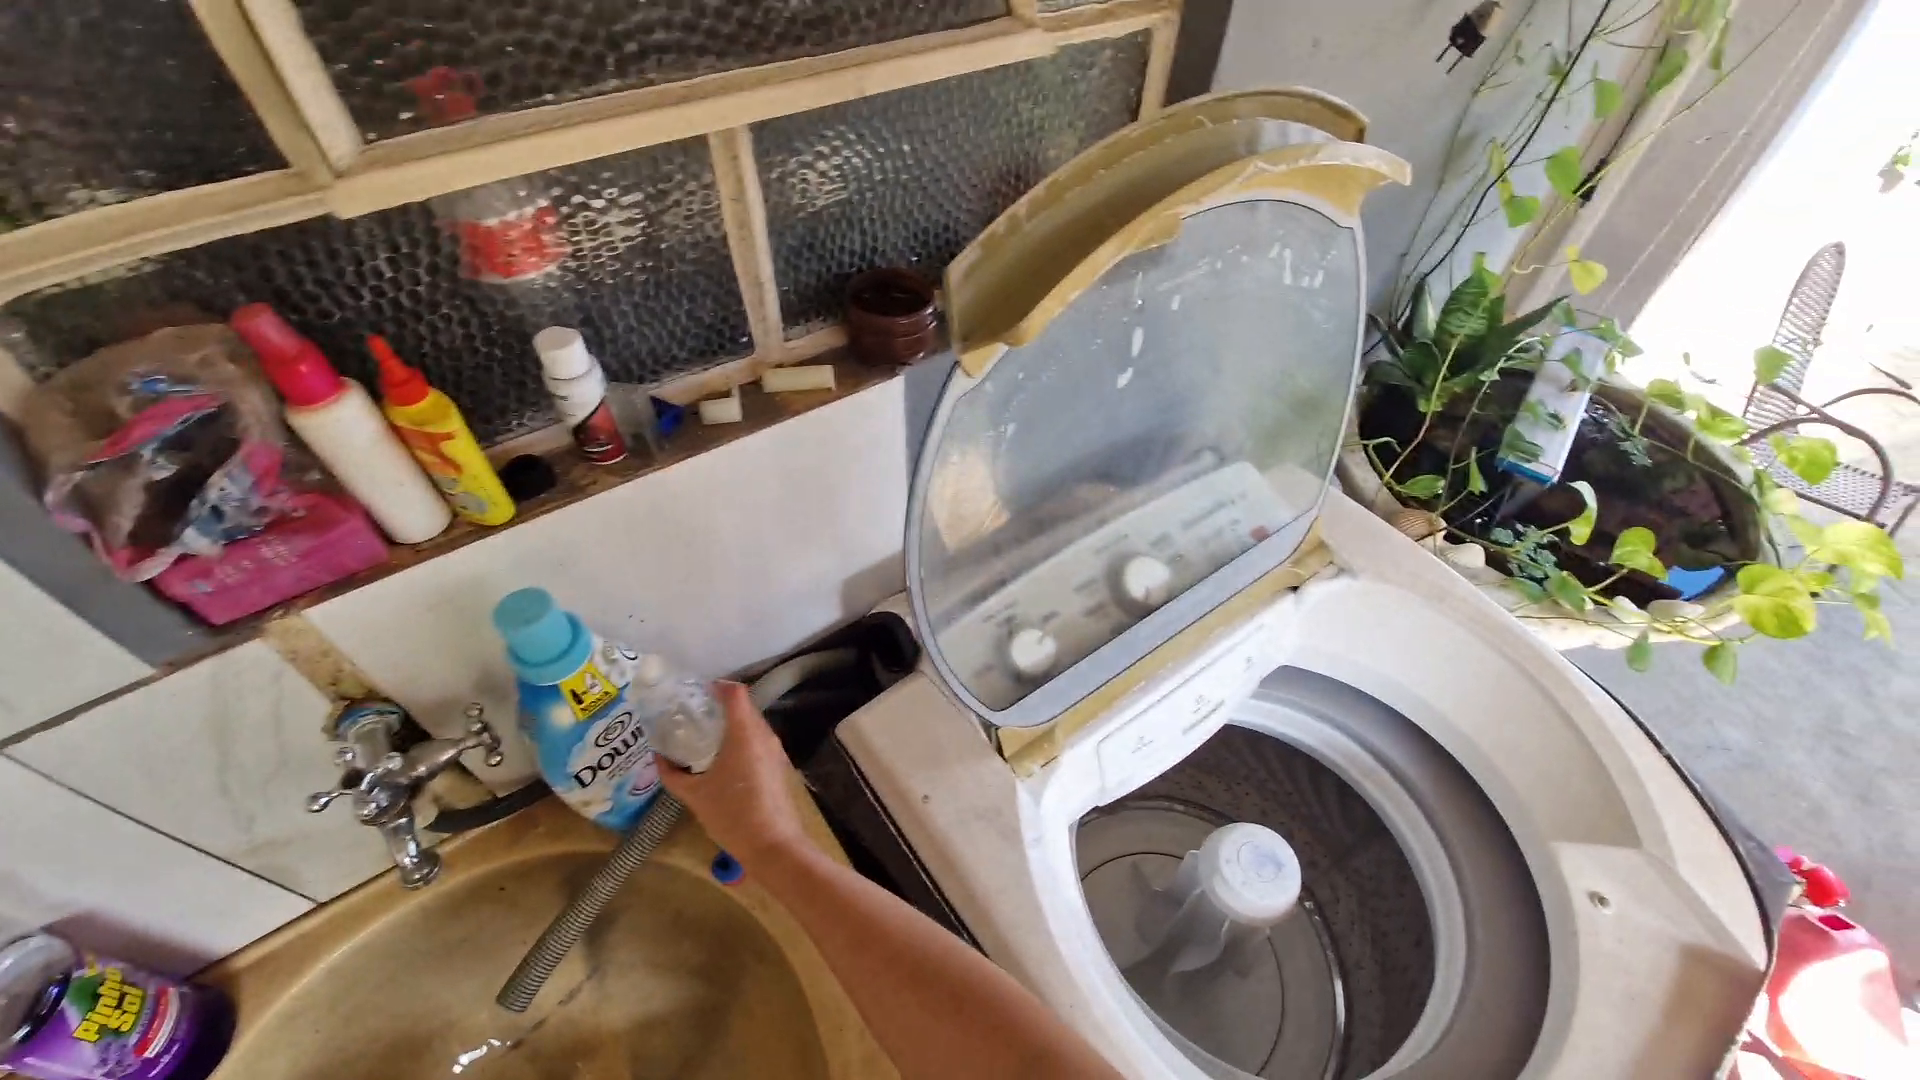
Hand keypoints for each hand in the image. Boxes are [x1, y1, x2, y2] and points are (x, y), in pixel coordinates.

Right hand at [657, 681, 809, 867]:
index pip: (735, 693)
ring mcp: (775, 750)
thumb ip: (673, 774)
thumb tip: (658, 758)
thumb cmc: (732, 814)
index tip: (696, 693)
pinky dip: (742, 741)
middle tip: (694, 716)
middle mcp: (764, 735)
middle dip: (720, 707)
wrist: (774, 845)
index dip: (717, 687)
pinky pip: (759, 742)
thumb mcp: (695, 795)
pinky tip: (723, 759)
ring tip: (705, 737)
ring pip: (753, 725)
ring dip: (732, 725)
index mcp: (745, 733)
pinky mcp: (779, 766)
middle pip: (744, 707)